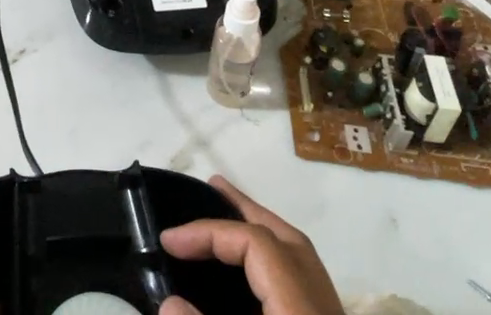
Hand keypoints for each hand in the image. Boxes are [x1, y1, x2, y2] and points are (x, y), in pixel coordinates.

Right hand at [159, 175, 345, 314]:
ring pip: (301, 260)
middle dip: (247, 209)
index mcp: (302, 307)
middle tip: (210, 187)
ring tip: (227, 216)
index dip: (209, 233)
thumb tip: (168, 302)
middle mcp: (323, 305)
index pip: (258, 243)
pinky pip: (302, 283)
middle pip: (289, 240)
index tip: (168, 241)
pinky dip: (274, 264)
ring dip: (261, 233)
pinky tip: (250, 273)